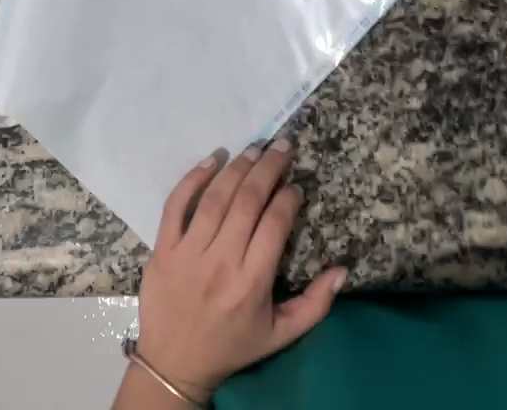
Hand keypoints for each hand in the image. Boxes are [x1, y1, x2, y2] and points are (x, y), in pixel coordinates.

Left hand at [132, 141, 346, 400]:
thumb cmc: (232, 345)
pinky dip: (193, 178)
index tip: (296, 186)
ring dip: (237, 168)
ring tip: (255, 148)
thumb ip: (315, 304)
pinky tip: (213, 159)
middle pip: (246, 202)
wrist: (174, 363)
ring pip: (215, 198)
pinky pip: (176, 204)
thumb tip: (343, 269)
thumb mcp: (280, 335)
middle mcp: (220, 261)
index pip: (274, 226)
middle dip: (268, 169)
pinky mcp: (163, 247)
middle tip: (282, 144)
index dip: (287, 199)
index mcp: (251, 283)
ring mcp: (188, 251)